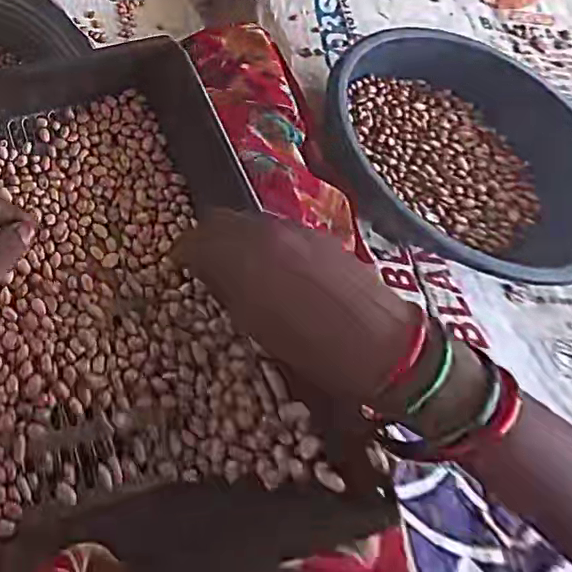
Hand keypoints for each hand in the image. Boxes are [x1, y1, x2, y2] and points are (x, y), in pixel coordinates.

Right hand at [171, 209, 417, 407]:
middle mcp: (263, 233)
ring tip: (237, 262)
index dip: (182, 253)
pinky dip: (261, 239)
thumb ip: (225, 288)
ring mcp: (293, 230)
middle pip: (217, 220)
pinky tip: (272, 264)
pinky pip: (274, 228)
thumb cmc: (316, 350)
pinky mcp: (317, 236)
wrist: (393, 351)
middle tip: (203, 260)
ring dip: (233, 236)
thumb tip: (206, 271)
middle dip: (205, 237)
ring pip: (246, 220)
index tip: (178, 266)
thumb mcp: (256, 326)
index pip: (194, 240)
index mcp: (242, 256)